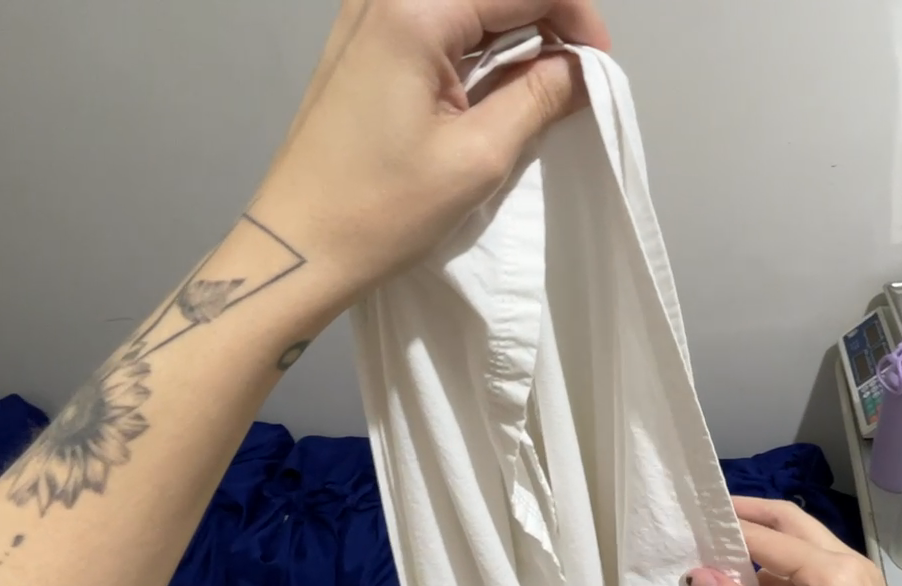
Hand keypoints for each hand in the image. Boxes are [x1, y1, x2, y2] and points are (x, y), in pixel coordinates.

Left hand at [252, 0, 607, 299]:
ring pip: (467, 5)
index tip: (600, 68)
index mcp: (413, 7)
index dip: (575, 15)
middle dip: (546, 20)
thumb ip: (537, 99)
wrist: (301, 244)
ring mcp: (369, 15)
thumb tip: (581, 69)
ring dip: (514, 34)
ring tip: (543, 88)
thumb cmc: (384, 209)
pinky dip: (479, 48)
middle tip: (576, 79)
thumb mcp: (477, 158)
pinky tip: (498, 86)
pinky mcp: (364, 44)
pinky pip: (438, 25)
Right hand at [687, 497, 901, 585]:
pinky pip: (810, 576)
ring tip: (716, 565)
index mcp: (834, 573)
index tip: (688, 526)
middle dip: (748, 519)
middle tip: (704, 521)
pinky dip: (779, 581)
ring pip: (800, 550)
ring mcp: (856, 581)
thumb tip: (698, 575)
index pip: (768, 538)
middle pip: (790, 524)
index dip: (727, 531)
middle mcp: (849, 564)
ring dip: (762, 555)